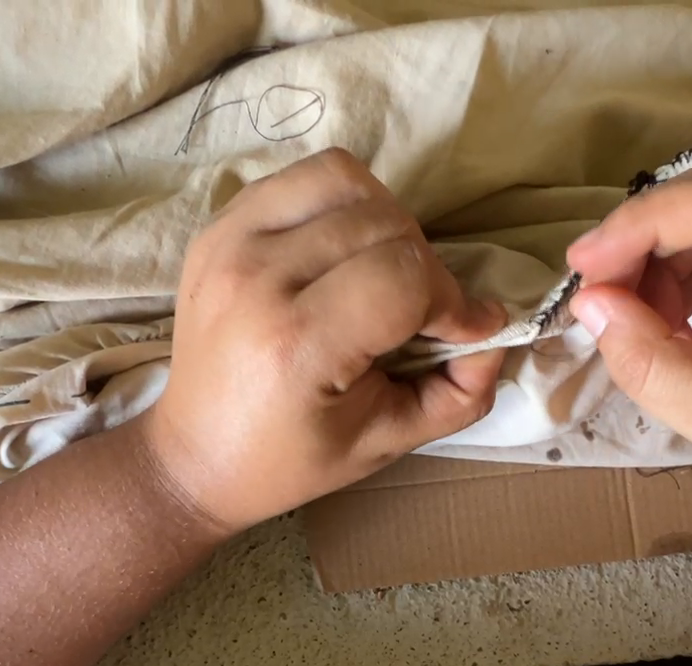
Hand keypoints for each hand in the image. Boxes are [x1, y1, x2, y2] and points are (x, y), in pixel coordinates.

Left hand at [143, 149, 507, 535]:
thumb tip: (494, 327)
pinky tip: (343, 255)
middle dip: (425, 268)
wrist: (198, 456)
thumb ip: (460, 393)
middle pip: (384, 224)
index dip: (452, 301)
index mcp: (295, 344)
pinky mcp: (217, 227)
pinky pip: (305, 179)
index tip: (461, 331)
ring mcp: (228, 242)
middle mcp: (255, 277)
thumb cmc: (292, 461)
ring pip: (347, 181)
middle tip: (421, 315)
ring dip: (388, 223)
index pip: (404, 277)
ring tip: (384, 274)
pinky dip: (343, 205)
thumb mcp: (386, 444)